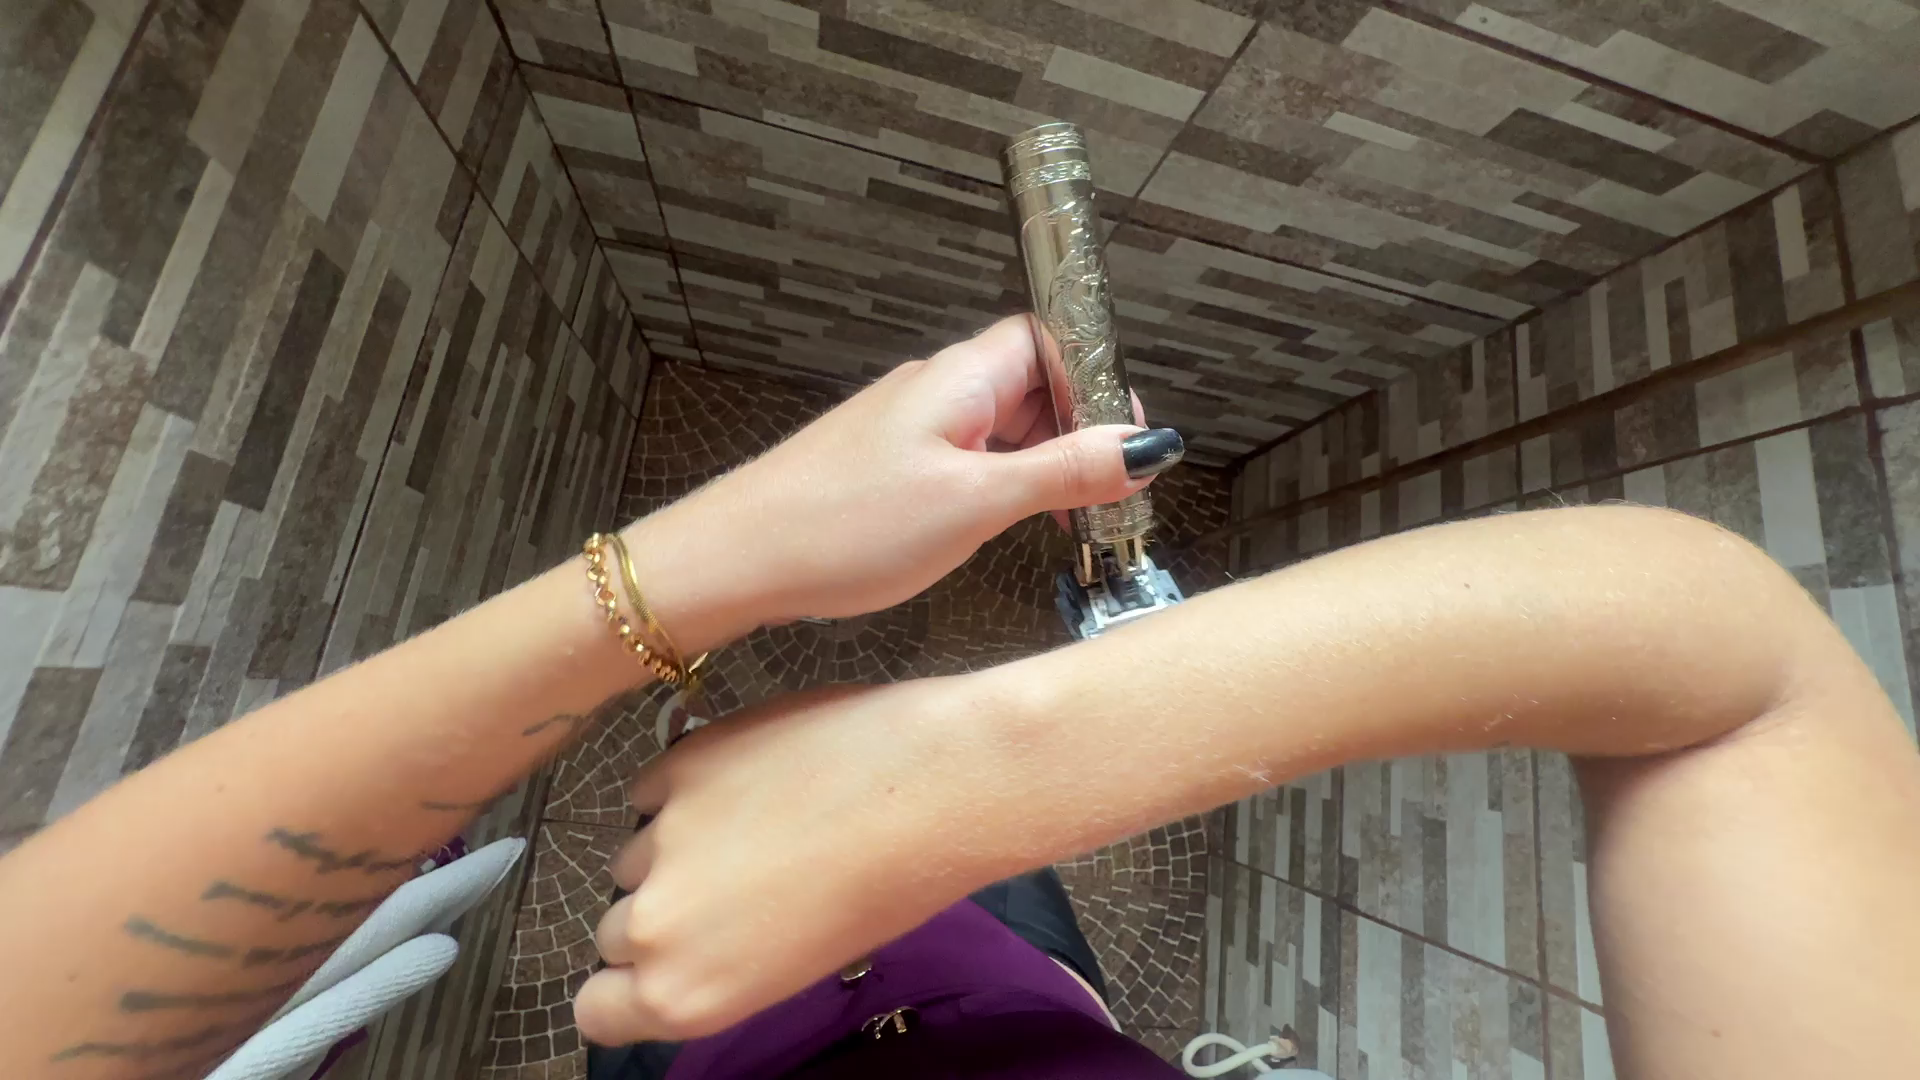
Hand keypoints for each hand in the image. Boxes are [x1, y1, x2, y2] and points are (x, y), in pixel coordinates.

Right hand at [572, 681, 1005, 1043]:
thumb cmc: (893, 887)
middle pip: (618, 925)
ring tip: (749, 814)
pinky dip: (685, 785)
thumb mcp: (804, 959)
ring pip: (636, 851)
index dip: (632, 980)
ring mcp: (661, 834)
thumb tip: (715, 925)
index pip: (597, 1008)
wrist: (925, 785)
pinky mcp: (682, 759)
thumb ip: (732, 957)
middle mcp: (654, 925)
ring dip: (676, 841)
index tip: (670, 953)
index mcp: (685, 994)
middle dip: (665, 907)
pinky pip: (654, 787)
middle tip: (730, 874)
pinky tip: (744, 772)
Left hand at [639, 315, 1182, 627]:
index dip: (1095, 377)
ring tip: (1061, 515)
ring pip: (998, 426)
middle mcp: (934, 390)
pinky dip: (997, 482)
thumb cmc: (845, 525)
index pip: (1049, 339)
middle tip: (1102, 490)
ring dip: (1038, 462)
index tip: (1127, 436)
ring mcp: (908, 427)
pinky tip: (1000, 519)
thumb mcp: (975, 501)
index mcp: (960, 378)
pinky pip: (963, 457)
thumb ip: (1064, 470)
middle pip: (1030, 383)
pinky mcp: (888, 464)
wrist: (740, 559)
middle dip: (1075, 429)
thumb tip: (1147, 446)